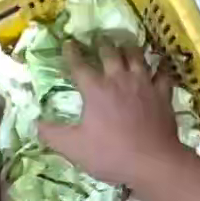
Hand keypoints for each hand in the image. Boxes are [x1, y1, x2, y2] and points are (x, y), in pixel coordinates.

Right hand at [40, 41, 193, 188]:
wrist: (152, 162)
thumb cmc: (110, 154)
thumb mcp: (73, 148)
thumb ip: (52, 134)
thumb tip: (36, 124)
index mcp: (95, 90)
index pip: (79, 65)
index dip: (72, 53)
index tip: (69, 43)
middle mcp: (119, 79)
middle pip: (110, 53)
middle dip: (102, 44)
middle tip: (99, 38)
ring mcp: (144, 84)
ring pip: (137, 57)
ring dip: (129, 49)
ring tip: (126, 44)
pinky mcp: (163, 94)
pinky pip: (163, 74)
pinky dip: (160, 68)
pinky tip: (159, 66)